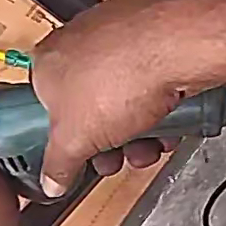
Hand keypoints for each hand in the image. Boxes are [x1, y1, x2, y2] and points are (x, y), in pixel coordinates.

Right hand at [31, 9, 192, 196]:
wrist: (179, 44)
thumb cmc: (123, 74)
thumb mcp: (74, 140)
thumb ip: (59, 165)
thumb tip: (52, 182)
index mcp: (47, 65)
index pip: (46, 110)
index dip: (65, 141)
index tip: (78, 159)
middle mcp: (80, 47)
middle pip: (90, 112)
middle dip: (108, 145)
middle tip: (118, 158)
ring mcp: (118, 43)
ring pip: (124, 104)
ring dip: (138, 136)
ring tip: (150, 145)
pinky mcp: (154, 46)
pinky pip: (151, 89)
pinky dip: (160, 112)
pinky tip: (170, 125)